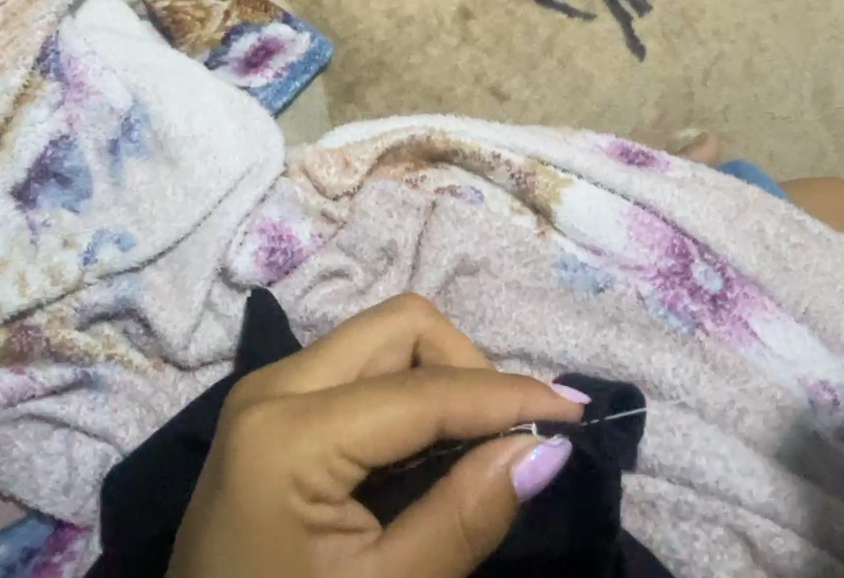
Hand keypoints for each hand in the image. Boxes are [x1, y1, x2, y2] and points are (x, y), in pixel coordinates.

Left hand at [166, 293, 587, 577]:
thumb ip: (462, 517)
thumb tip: (545, 447)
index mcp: (289, 434)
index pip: (424, 389)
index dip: (506, 396)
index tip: (575, 411)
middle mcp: (274, 384)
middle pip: (401, 326)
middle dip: (469, 369)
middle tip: (509, 437)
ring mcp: (268, 388)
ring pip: (381, 335)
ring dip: (441, 374)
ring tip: (474, 443)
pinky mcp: (272, 404)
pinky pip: (358, 364)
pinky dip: (408, 387)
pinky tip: (429, 442)